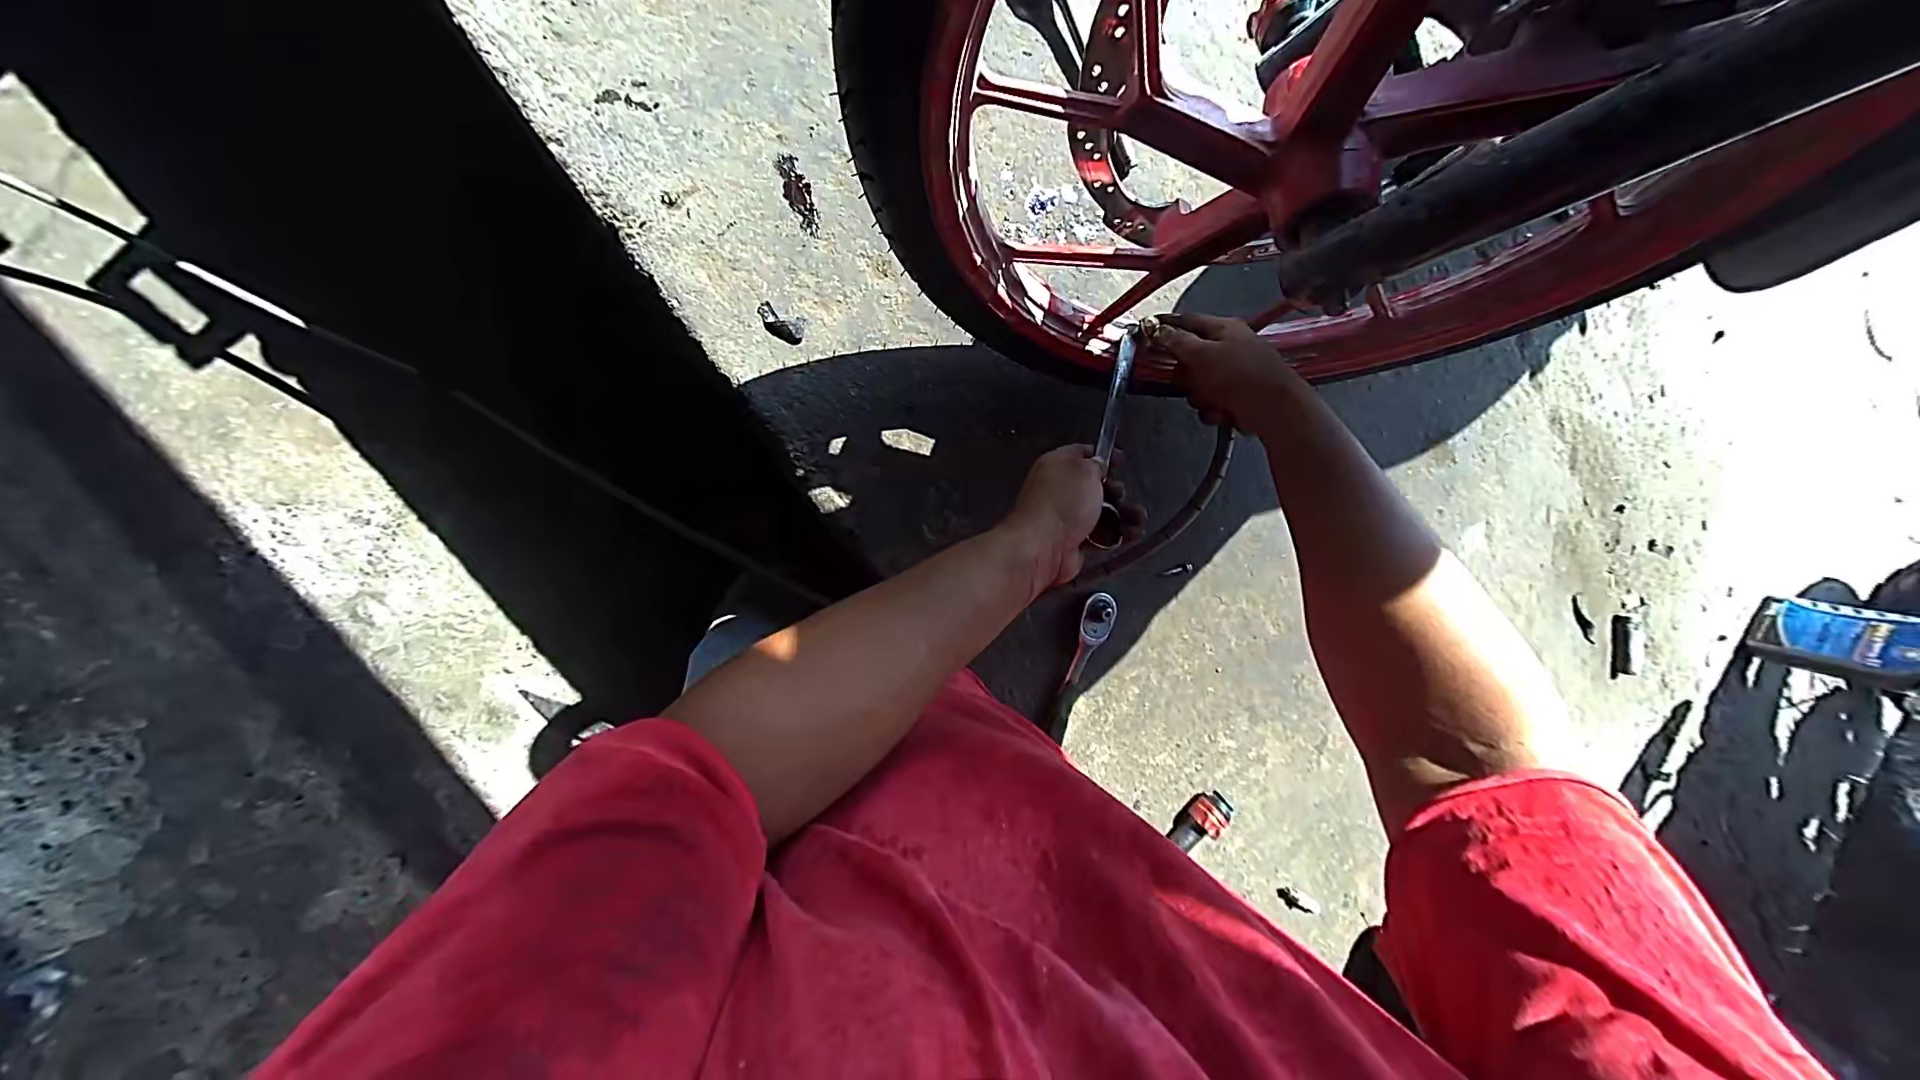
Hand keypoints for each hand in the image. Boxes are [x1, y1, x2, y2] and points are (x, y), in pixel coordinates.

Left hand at [1003, 445, 1145, 590]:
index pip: (1082, 454)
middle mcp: (1059, 491)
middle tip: (1119, 494)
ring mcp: (1066, 519)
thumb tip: (1099, 465)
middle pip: (1095, 486)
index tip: (1121, 461)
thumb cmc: (1062, 502)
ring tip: (1138, 518)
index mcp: (1057, 466)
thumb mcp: (1085, 470)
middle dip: (1115, 489)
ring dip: (1125, 514)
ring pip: (1103, 512)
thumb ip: (1096, 463)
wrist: (1042, 547)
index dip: (1103, 456)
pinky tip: (1132, 533)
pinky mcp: (1075, 543)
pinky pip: (1103, 535)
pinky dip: (1119, 534)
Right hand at [1151, 312, 1309, 429]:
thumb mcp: (1201, 354)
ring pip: (1197, 384)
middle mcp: (1229, 347)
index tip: (1147, 332)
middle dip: (1185, 375)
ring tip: (1212, 400)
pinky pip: (1210, 402)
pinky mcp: (1236, 397)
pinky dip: (1212, 410)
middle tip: (1188, 380)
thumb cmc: (1237, 375)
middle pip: (1189, 358)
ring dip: (1199, 396)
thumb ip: (1176, 341)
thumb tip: (1158, 329)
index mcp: (1223, 328)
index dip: (1166, 326)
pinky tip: (1222, 412)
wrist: (1272, 409)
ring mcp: (1233, 373)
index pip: (1187, 321)